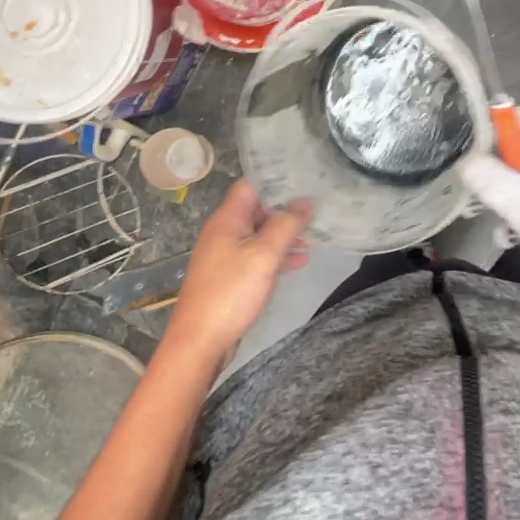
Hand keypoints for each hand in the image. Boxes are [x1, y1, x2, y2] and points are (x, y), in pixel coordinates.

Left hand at [163, 180, 312, 364]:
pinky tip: (300, 261)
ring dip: (286, 233)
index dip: (277, 179)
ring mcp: (227, 255)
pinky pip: (258, 256)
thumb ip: (286, 225)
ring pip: (260, 235)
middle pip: (258, 209)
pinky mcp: (231, 276)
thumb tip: (306, 201)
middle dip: (287, 208)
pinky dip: (278, 256)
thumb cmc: (230, 292)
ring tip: (317, 234)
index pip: (251, 185)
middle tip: (319, 207)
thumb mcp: (263, 255)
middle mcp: (224, 232)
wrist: (200, 342)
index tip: (306, 178)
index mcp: (227, 220)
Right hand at [460, 106, 519, 326]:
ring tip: (492, 216)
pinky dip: (515, 217)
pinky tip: (508, 238)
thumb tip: (466, 163)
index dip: (502, 119)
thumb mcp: (518, 201)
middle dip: (495, 165)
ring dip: (502, 197)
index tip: (475, 137)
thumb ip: (487, 177)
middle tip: (476, 181)